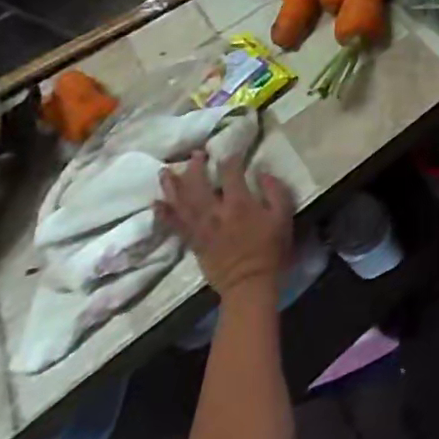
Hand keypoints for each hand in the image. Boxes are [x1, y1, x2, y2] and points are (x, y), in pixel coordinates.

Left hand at [158, 148, 292, 298]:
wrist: (250, 285)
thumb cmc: (270, 251)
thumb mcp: (283, 218)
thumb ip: (275, 192)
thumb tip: (263, 173)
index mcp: (238, 203)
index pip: (230, 172)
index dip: (230, 158)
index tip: (231, 153)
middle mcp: (214, 211)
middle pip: (197, 182)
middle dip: (195, 166)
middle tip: (195, 155)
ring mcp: (200, 227)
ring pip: (180, 200)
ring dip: (171, 185)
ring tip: (165, 172)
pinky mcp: (193, 241)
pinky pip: (174, 224)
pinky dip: (164, 213)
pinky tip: (155, 203)